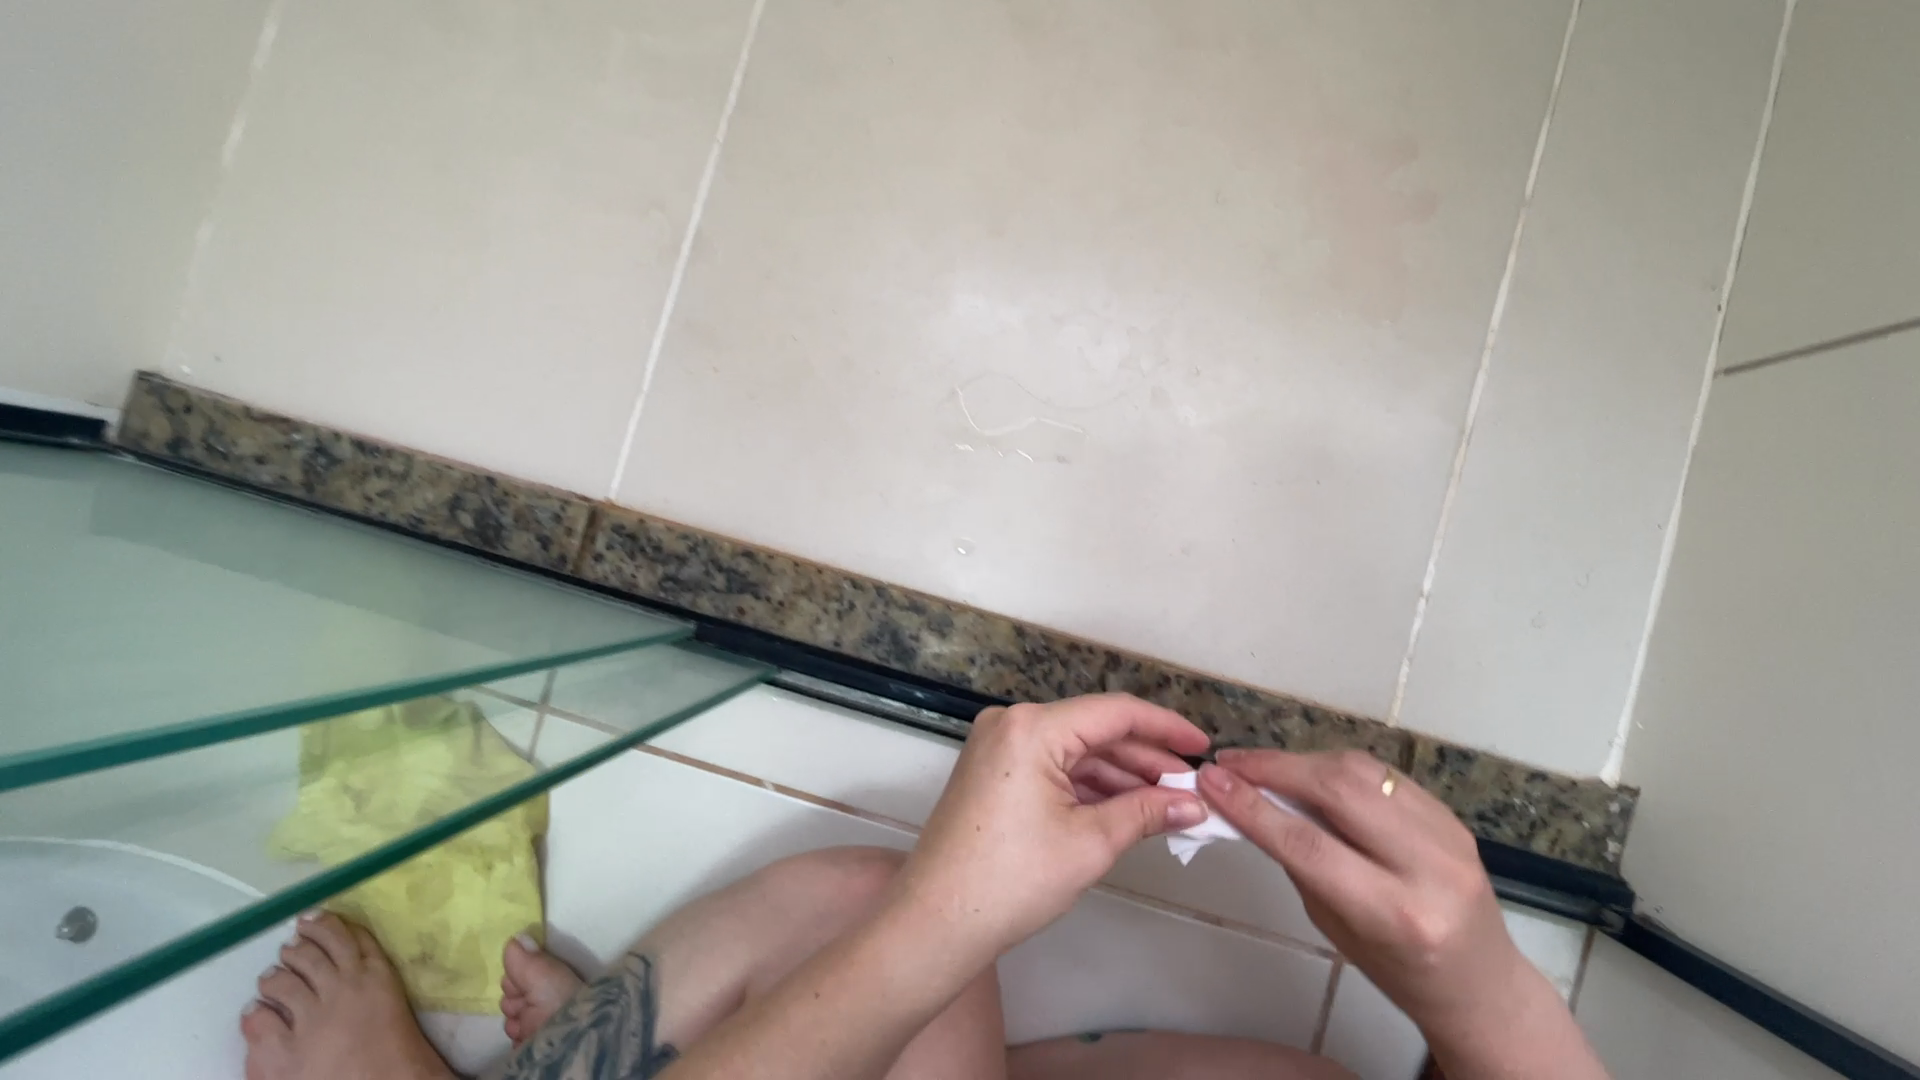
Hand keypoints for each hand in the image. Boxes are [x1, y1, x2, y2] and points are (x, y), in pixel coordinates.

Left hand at [894, 694, 1210, 963]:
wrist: (937, 920)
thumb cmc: (1013, 879)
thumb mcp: (1090, 842)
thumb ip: (1147, 812)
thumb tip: (1195, 806)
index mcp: (1032, 727)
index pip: (1114, 712)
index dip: (1166, 727)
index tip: (1205, 746)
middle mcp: (1012, 722)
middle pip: (1094, 730)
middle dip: (1146, 759)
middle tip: (1193, 786)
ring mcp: (999, 745)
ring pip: (1075, 750)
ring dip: (1120, 775)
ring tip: (1169, 801)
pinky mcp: (994, 770)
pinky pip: (1052, 766)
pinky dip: (1089, 785)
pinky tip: (1127, 806)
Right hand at [1199, 749, 1605, 1079]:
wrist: (1480, 982)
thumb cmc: (1394, 968)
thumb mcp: (1332, 924)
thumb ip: (1298, 860)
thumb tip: (1248, 802)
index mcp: (1394, 914)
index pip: (1307, 844)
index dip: (1251, 805)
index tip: (1209, 778)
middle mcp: (1428, 868)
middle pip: (1338, 790)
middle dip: (1273, 767)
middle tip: (1229, 762)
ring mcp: (1447, 835)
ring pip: (1359, 770)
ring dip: (1300, 761)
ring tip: (1260, 764)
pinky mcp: (1450, 814)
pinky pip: (1380, 774)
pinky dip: (1333, 766)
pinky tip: (1306, 772)